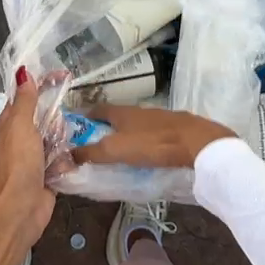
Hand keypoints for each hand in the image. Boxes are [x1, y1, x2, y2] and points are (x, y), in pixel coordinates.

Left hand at [0, 69, 56, 264]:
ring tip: (67, 142)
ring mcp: (36, 158)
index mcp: (11, 122)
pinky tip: (72, 162)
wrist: (20, 208)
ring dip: (65, 139)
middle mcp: (22, 138)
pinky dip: (68, 161)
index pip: (27, 95)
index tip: (64, 74)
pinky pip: (64, 161)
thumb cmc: (18, 163)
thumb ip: (25, 100)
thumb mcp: (20, 124)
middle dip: (58, 115)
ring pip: (58, 138)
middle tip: (66, 117)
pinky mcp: (49, 175)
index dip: (43, 83)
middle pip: (46, 117)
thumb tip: (23, 72)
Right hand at [70, 105, 236, 169]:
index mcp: (122, 112)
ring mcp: (160, 118)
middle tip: (96, 142)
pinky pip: (153, 133)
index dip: (86, 116)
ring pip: (137, 124)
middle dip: (106, 127)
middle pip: (118, 116)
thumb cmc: (152, 143)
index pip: (97, 109)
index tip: (76, 127)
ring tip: (121, 150)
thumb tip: (67, 155)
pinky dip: (146, 141)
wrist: (197, 142)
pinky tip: (147, 152)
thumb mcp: (116, 150)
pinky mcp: (176, 128)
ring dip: (127, 134)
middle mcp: (139, 111)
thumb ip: (91, 153)